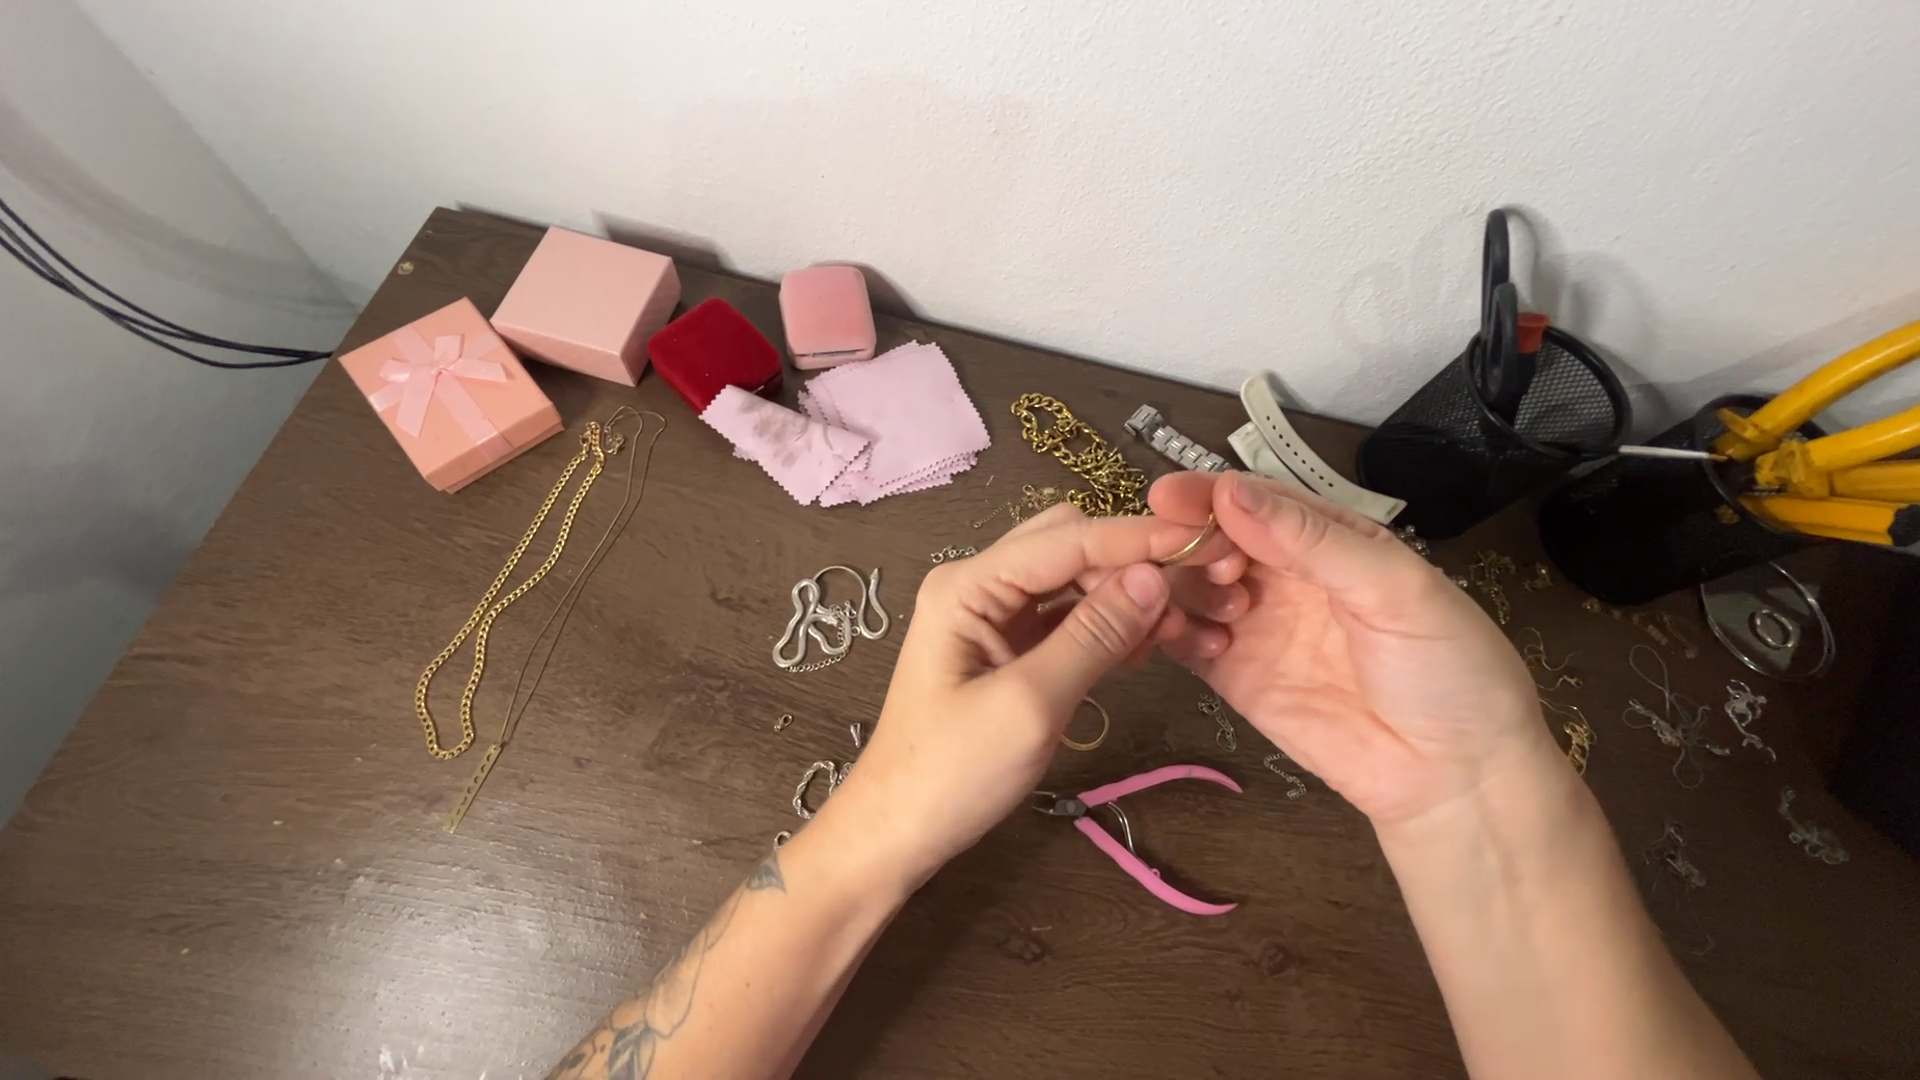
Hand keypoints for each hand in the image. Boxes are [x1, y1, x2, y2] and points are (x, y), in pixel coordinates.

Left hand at [827, 504, 1243, 883]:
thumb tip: (1153, 576)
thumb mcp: (1030, 704)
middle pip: (1068, 546)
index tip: (1206, 540)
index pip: (1066, 539)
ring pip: (1072, 580)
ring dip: (1125, 595)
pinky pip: (1065, 618)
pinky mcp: (1007, 647)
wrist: (899, 830)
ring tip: (1184, 625)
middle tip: (1197, 590)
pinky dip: (1107, 626)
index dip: (1137, 538)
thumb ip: (1093, 635)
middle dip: (1132, 562)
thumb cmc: (953, 773)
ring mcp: (991, 615)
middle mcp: (978, 584)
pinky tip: (1147, 645)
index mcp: (967, 584)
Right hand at [1150, 471, 1559, 831]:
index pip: (1254, 502)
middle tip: (1202, 564)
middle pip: (1212, 540)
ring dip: (1183, 586)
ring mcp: (1252, 625)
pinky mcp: (1230, 673)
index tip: (1166, 496)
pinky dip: (1169, 630)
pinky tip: (1190, 639)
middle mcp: (1280, 576)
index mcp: (1325, 540)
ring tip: (1222, 611)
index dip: (1208, 495)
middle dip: (1193, 543)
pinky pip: (1183, 639)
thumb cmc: (1445, 669)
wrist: (1452, 778)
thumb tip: (1228, 490)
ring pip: (1189, 585)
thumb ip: (1311, 540)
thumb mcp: (1393, 589)